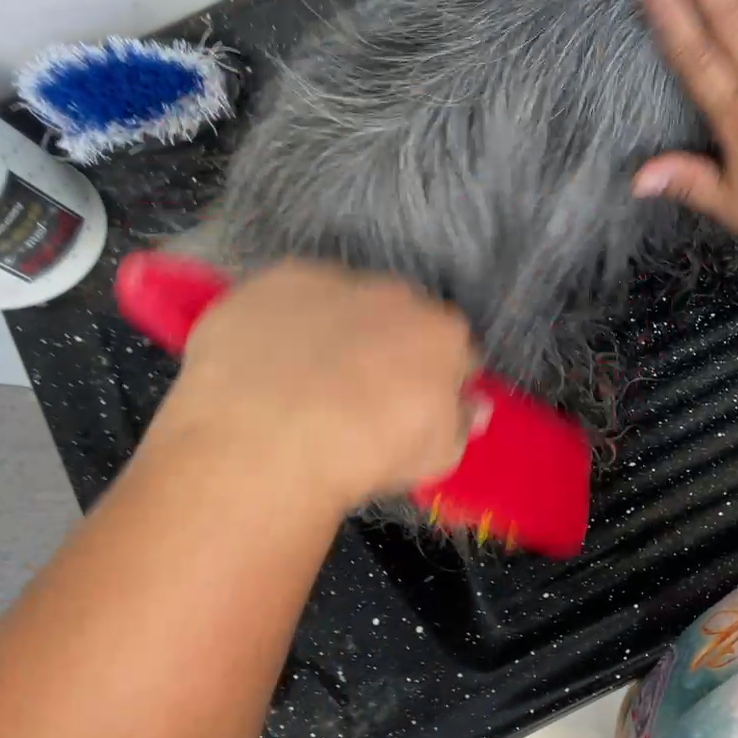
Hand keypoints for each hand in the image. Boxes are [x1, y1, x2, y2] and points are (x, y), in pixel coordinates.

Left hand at [146, 261, 479, 510]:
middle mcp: (398, 296)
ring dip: (341, 328)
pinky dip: (289, 320)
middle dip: (393, 345)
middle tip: (367, 390)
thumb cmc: (366, 453)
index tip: (422, 401)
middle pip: (404, 317)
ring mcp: (335, 283)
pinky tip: (274, 359)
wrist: (266, 443)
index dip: (441, 378)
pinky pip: (293, 297)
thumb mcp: (437, 456)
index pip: (457, 350)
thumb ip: (461, 422)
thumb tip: (471, 405)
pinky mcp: (275, 281)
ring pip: (348, 303)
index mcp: (445, 334)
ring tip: (312, 377)